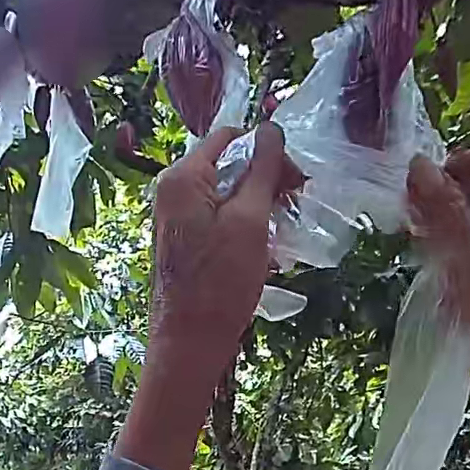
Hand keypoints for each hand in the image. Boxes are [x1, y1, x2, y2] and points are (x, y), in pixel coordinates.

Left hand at [116, 122, 297, 469]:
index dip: (268, 150)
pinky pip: (217, 217)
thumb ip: (261, 171)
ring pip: (225, 193)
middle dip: (265, 178)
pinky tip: (264, 246)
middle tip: (296, 204)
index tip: (296, 180)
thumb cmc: (221, 283)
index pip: (230, 137)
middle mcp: (172, 190)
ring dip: (258, 203)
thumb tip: (271, 128)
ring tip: (283, 228)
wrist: (190, 341)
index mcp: (183, 177)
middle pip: (227, 164)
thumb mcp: (250, 221)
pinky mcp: (183, 241)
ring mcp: (175, 217)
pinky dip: (243, 223)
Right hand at [406, 149, 469, 423]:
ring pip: (469, 235)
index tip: (414, 203)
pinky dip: (457, 274)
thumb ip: (445, 210)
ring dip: (446, 251)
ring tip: (437, 274)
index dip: (444, 177)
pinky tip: (446, 294)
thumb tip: (417, 165)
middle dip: (441, 219)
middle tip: (421, 242)